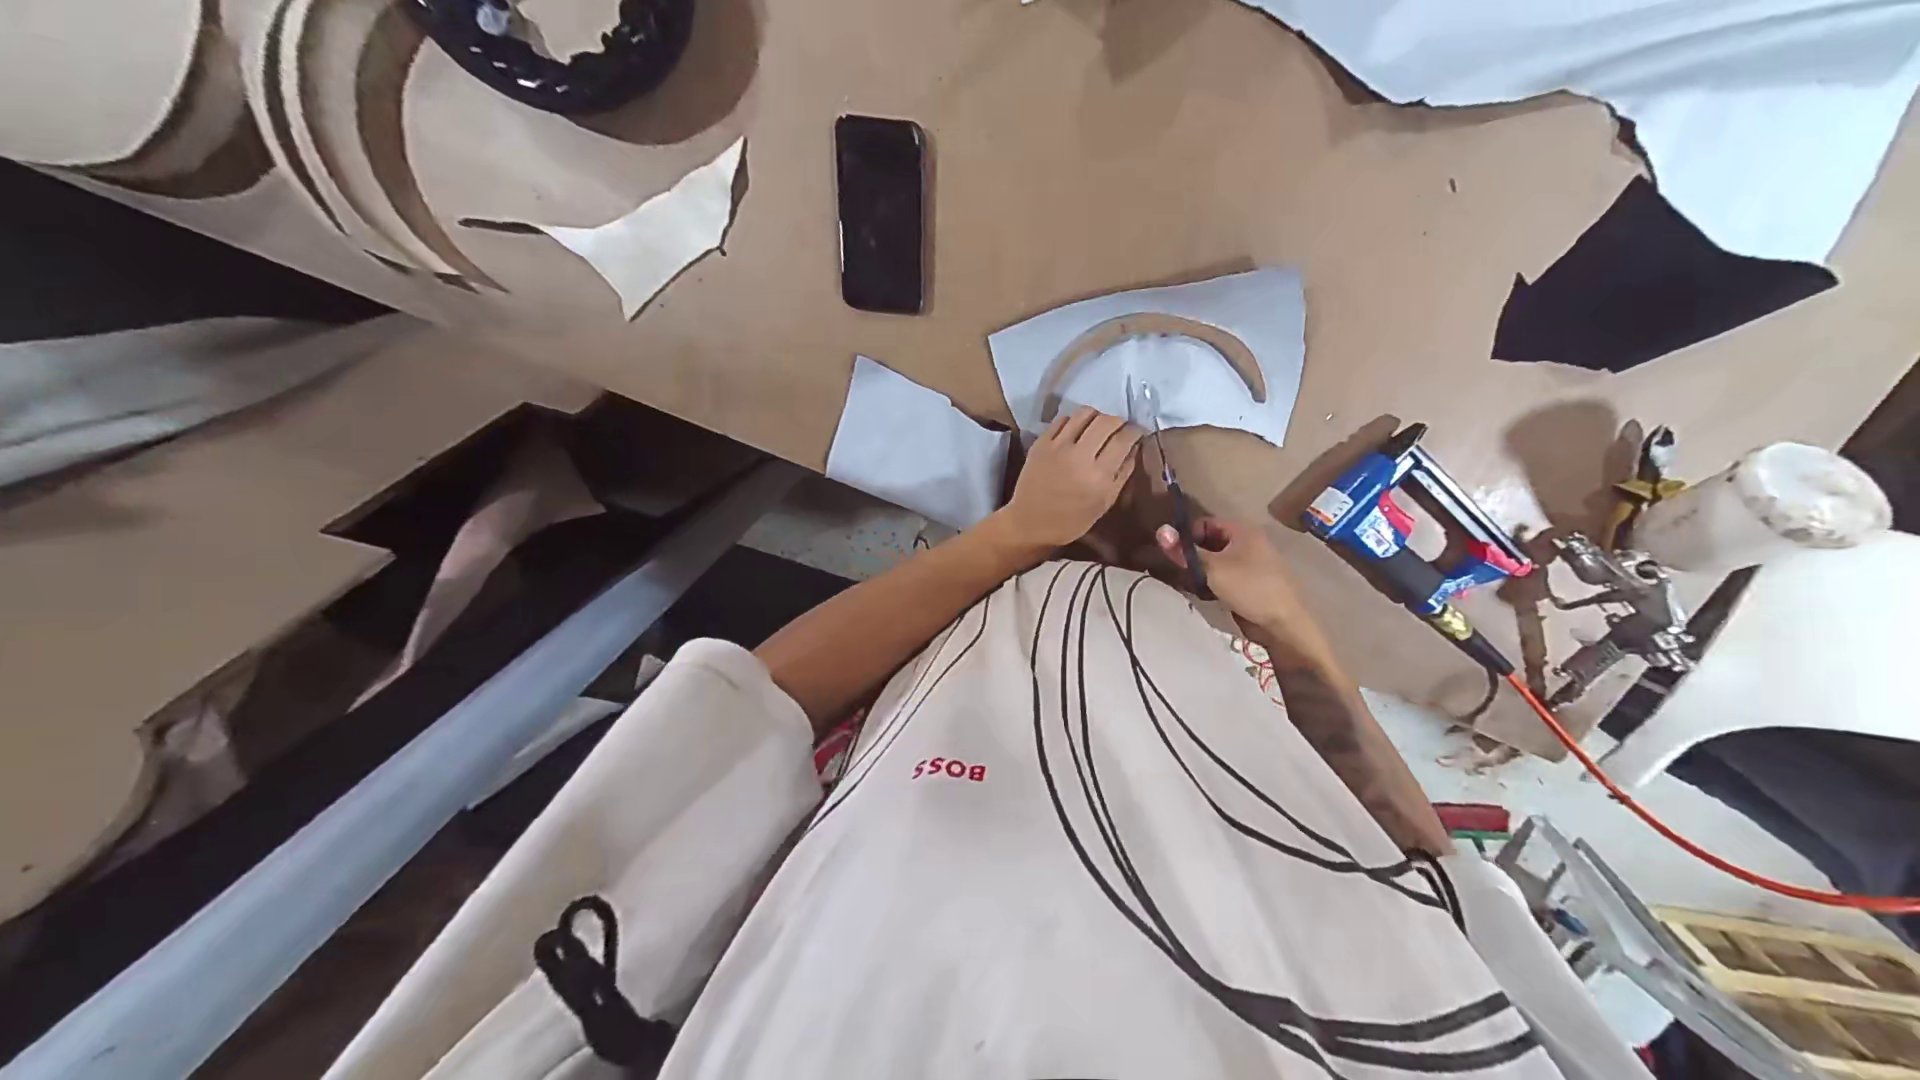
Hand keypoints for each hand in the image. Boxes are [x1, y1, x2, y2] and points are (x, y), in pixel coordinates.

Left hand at [999, 406, 1143, 547]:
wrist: (1030, 523)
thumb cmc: (1071, 520)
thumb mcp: (1104, 503)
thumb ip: (1122, 474)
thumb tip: (1133, 447)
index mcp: (1099, 476)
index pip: (1123, 440)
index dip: (1135, 431)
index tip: (1136, 432)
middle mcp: (1080, 457)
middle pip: (1107, 421)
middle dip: (1118, 421)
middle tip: (1118, 428)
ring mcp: (1058, 447)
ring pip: (1085, 413)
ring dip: (1097, 416)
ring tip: (1097, 426)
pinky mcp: (1041, 443)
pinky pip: (1063, 420)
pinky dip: (1074, 421)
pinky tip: (1077, 431)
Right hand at [1155, 517, 1307, 632]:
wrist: (1284, 623)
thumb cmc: (1249, 588)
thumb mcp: (1212, 568)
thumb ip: (1185, 551)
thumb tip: (1159, 530)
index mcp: (1243, 530)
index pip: (1205, 523)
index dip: (1187, 535)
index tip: (1174, 553)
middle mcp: (1249, 542)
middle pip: (1210, 542)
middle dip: (1193, 555)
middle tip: (1178, 570)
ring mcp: (1252, 563)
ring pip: (1216, 560)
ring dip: (1201, 571)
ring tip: (1190, 583)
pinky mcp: (1252, 582)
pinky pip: (1225, 575)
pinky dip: (1213, 582)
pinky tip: (1205, 594)